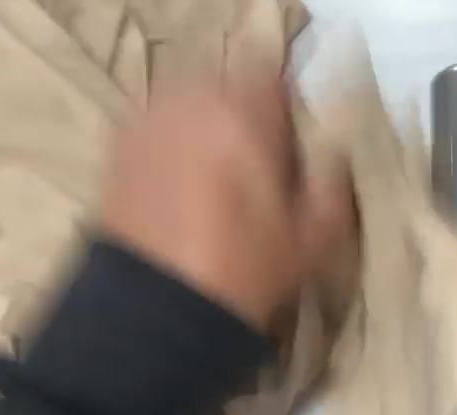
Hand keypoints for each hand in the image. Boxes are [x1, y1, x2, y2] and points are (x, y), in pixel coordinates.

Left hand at [99, 64, 352, 331]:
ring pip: (194, 100)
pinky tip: (196, 183)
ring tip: (232, 173)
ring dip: (216, 124)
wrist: (162, 303)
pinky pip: (164, 123)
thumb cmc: (249, 270)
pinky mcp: (120, 141)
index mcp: (243, 115)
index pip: (269, 69)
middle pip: (229, 81)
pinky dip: (184, 140)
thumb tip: (335, 151)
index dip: (289, 96)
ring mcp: (148, 116)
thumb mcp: (315, 239)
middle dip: (251, 110)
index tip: (302, 130)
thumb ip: (332, 185)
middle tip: (271, 158)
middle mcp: (189, 99)